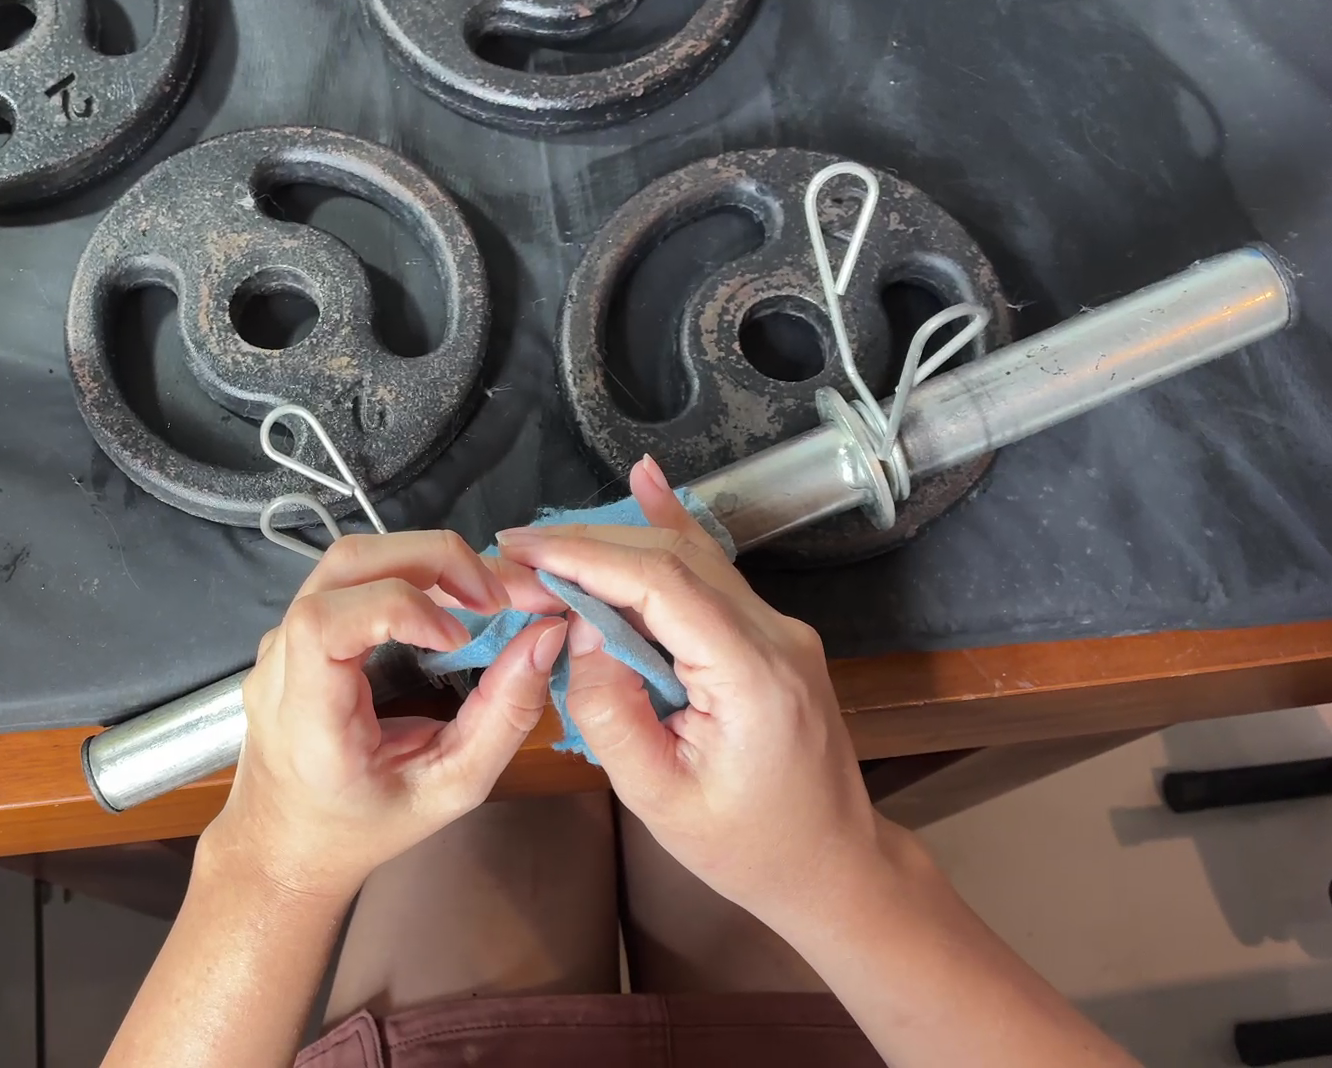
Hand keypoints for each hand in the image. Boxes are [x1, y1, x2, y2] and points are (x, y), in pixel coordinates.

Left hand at [205, 531, 567, 902]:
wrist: (286, 839)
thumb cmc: (363, 827)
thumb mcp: (448, 789)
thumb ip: (503, 718)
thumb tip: (547, 636)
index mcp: (305, 714)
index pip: (324, 623)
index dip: (399, 607)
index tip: (460, 639)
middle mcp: (279, 662)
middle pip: (347, 564)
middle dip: (434, 559)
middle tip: (502, 594)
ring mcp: (280, 638)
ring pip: (350, 560)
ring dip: (426, 560)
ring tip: (484, 593)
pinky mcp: (295, 629)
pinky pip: (351, 579)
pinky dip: (410, 574)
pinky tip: (449, 603)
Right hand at [496, 458, 884, 922]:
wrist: (831, 864)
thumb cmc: (739, 844)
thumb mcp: (656, 794)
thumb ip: (609, 708)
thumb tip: (579, 625)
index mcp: (751, 676)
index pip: (660, 584)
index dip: (585, 557)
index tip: (521, 550)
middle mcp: (774, 633)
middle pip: (671, 556)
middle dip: (585, 545)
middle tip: (514, 550)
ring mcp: (776, 625)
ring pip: (687, 554)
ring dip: (610, 541)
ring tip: (543, 543)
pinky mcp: (766, 630)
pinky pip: (708, 568)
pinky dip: (669, 524)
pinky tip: (647, 481)